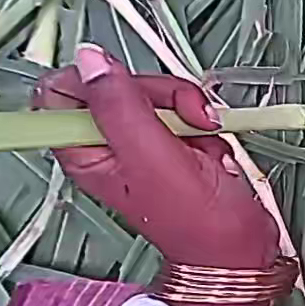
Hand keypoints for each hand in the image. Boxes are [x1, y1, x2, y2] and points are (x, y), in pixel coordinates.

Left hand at [37, 45, 278, 269]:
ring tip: (207, 137)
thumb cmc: (197, 220)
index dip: (97, 80)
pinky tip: (215, 152)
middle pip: (119, 86)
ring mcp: (146, 145)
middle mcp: (111, 146)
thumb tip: (90, 58)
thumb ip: (119, 107)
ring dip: (190, 110)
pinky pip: (186, 113)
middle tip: (189, 118)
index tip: (131, 91)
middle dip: (162, 94)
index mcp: (86, 152)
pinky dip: (206, 126)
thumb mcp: (153, 158)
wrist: (241, 247)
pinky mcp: (177, 145)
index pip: (63, 90)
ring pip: (157, 96)